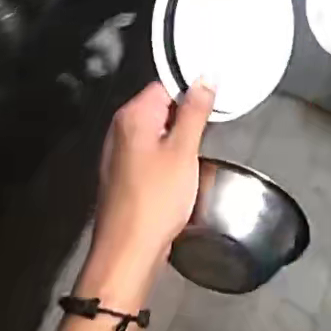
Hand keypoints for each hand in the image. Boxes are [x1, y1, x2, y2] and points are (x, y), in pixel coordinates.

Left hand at [77, 80, 214, 306]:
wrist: (127, 254)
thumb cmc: (157, 198)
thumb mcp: (184, 150)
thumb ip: (195, 110)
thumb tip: (205, 75)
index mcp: (133, 114)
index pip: (165, 85)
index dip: (191, 92)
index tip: (212, 106)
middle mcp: (120, 126)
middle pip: (160, 105)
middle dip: (185, 116)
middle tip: (209, 132)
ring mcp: (118, 150)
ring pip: (156, 129)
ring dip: (177, 137)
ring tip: (197, 152)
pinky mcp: (122, 172)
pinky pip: (149, 150)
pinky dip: (166, 154)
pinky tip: (180, 171)